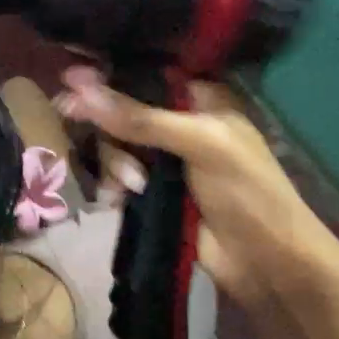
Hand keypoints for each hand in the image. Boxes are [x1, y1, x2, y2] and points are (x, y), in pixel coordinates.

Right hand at [54, 67, 338, 307]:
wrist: (267, 266)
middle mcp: (175, 120)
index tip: (70, 80)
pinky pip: (113, 174)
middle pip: (118, 107)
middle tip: (77, 124)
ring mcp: (161, 157)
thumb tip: (75, 86)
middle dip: (107, 128)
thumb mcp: (199, 143)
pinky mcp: (150, 190)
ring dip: (113, 162)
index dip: (106, 75)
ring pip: (111, 142)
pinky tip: (118, 199)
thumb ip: (139, 118)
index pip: (142, 72)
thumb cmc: (247, 191)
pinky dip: (111, 184)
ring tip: (132, 187)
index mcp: (197, 97)